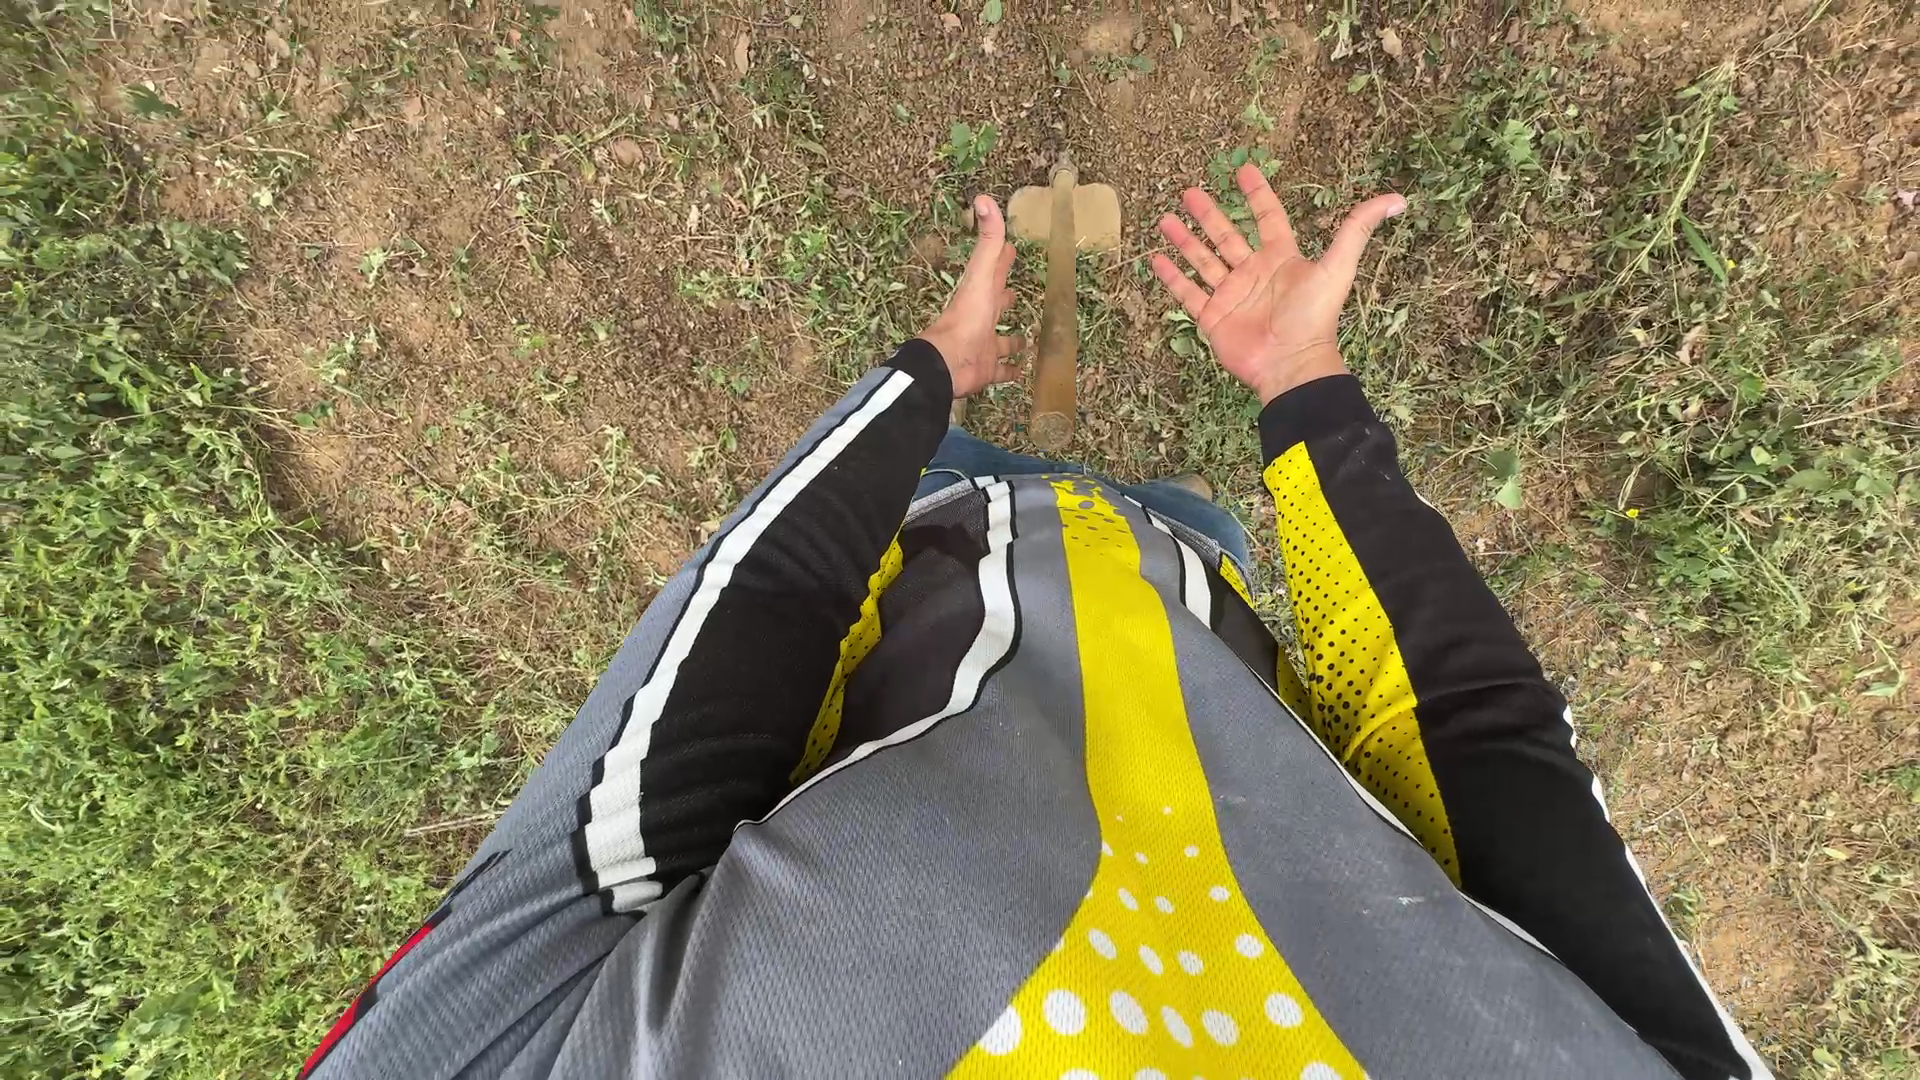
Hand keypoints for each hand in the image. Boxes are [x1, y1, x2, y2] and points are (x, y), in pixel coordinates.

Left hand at [918, 195, 1026, 398]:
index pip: (993, 272)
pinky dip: (1012, 371)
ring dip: (1013, 341)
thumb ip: (988, 241)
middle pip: (996, 306)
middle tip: (1017, 293)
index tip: (1010, 248)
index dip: (1002, 259)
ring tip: (1029, 339)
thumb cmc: (967, 317)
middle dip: (1006, 298)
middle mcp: (982, 319)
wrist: (949, 362)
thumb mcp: (981, 275)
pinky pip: (1002, 371)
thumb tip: (984, 198)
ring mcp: (984, 346)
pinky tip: (1022, 371)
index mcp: (981, 294)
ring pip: (1001, 343)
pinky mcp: (986, 370)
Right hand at [1150, 164, 1405, 403]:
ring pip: (1202, 260)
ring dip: (1184, 241)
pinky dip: (1172, 277)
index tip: (1243, 170)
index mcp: (1280, 258)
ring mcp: (1230, 295)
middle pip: (1226, 236)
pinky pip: (1188, 293)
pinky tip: (1157, 259)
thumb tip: (1398, 198)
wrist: (1289, 363)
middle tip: (1190, 190)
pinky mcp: (1212, 317)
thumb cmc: (1313, 317)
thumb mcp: (1337, 267)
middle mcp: (1252, 273)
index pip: (1267, 218)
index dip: (1257, 194)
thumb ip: (1357, 230)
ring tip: (1165, 220)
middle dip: (1208, 213)